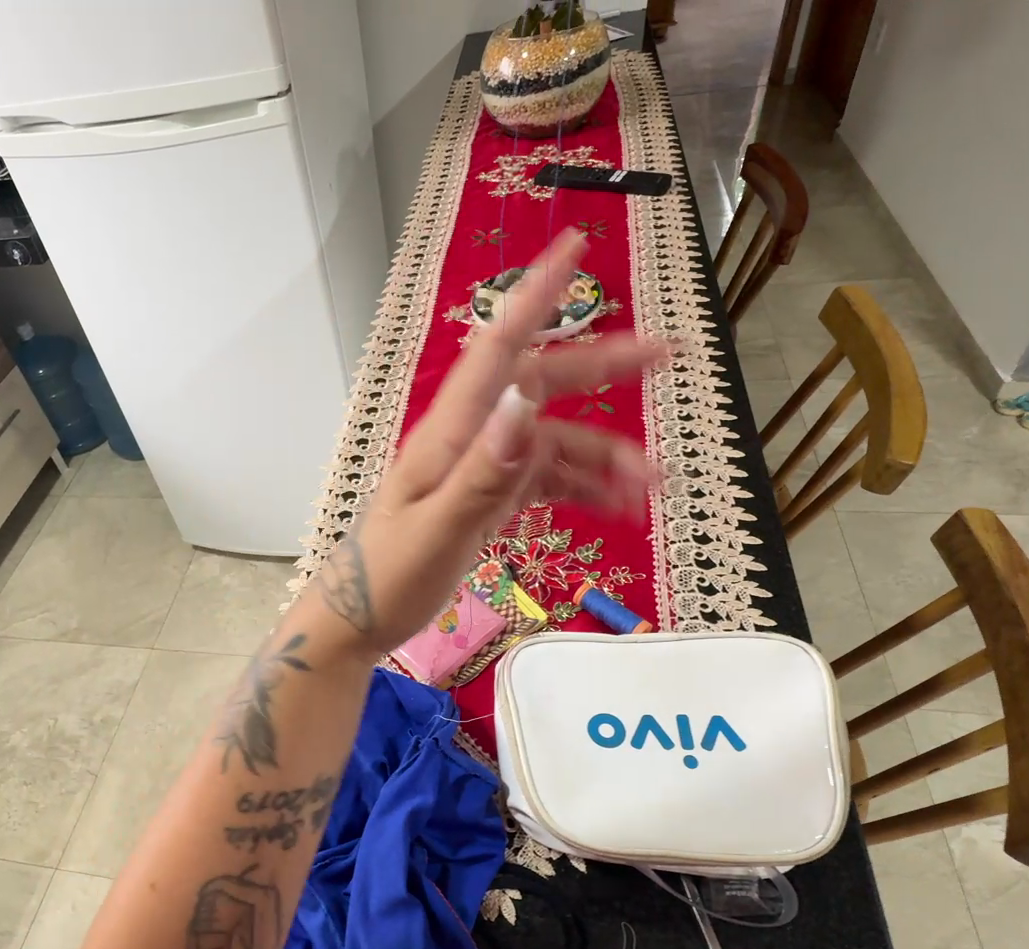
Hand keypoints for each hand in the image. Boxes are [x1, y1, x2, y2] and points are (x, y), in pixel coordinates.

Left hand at [310, 229, 669, 656]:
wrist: (361, 619)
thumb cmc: (390, 576)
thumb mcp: (439, 529)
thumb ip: (484, 473)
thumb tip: (525, 403)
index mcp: (450, 434)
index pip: (497, 351)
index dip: (535, 298)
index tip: (573, 250)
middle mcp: (469, 439)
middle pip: (540, 387)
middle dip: (602, 370)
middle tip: (667, 354)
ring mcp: (480, 468)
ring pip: (553, 443)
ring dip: (605, 457)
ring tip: (652, 486)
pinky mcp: (488, 497)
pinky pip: (544, 480)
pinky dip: (583, 488)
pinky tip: (619, 506)